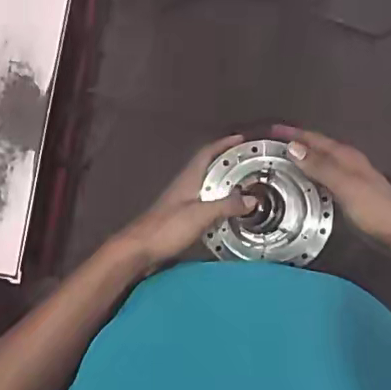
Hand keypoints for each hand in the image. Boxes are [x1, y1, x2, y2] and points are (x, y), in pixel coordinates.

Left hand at [111, 135, 255, 267]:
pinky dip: (219, 207)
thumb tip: (252, 200)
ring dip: (226, 188)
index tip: (240, 139)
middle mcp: (185, 188)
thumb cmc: (165, 228)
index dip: (224, 144)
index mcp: (188, 179)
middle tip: (250, 167)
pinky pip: (205, 208)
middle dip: (230, 165)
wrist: (138, 250)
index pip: (207, 153)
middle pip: (210, 170)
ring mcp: (182, 204)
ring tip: (245, 192)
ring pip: (208, 189)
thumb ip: (226, 205)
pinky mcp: (181, 220)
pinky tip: (228, 217)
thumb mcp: (200, 214)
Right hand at [271, 126, 390, 249]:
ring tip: (277, 161)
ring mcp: (348, 177)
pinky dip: (307, 175)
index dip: (291, 132)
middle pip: (315, 147)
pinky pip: (322, 177)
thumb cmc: (376, 209)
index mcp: (345, 156)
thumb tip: (293, 147)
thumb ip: (320, 167)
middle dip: (292, 143)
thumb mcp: (346, 186)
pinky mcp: (348, 193)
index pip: (313, 138)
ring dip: (299, 159)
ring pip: (318, 161)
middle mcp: (346, 162)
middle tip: (267, 146)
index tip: (269, 130)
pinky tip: (299, 182)